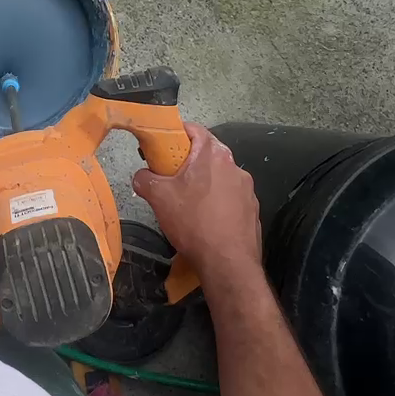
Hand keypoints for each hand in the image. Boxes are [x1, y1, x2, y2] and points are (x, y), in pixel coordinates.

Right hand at [132, 122, 261, 283]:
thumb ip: (144, 178)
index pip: (193, 129)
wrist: (228, 266)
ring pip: (219, 177)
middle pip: (206, 153)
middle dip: (187, 163)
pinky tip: (205, 222)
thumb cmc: (193, 223)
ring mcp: (247, 189)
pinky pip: (230, 198)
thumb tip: (141, 176)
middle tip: (170, 178)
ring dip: (203, 184)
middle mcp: (234, 166)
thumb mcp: (158, 196)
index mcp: (213, 154)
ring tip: (187, 204)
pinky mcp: (253, 211)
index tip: (162, 148)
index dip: (175, 134)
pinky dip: (217, 203)